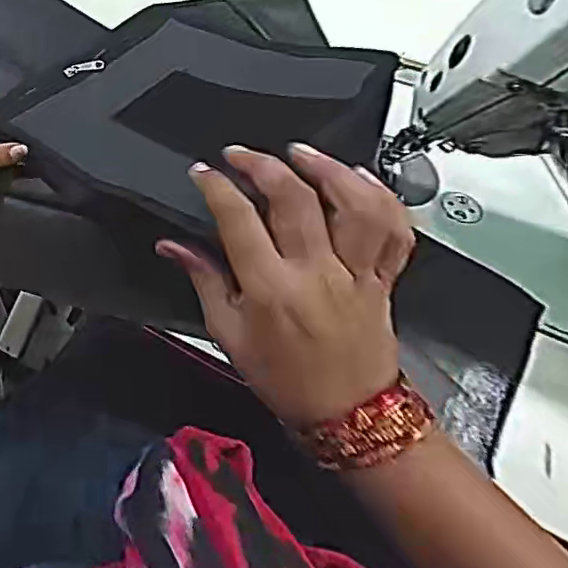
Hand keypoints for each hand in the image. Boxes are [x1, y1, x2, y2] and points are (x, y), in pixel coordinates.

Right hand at [156, 143, 413, 427]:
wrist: (350, 414)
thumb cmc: (287, 379)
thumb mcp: (228, 331)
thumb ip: (203, 279)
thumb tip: (173, 246)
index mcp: (270, 290)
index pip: (238, 220)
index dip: (216, 187)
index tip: (203, 172)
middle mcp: (316, 275)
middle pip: (295, 200)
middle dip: (262, 165)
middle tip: (241, 154)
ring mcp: (356, 275)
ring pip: (355, 207)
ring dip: (328, 170)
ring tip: (302, 153)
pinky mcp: (384, 279)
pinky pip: (394, 232)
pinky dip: (381, 198)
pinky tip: (358, 178)